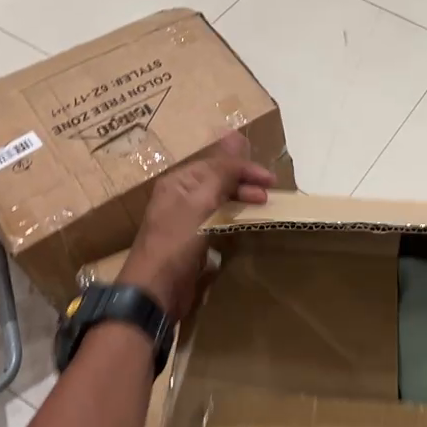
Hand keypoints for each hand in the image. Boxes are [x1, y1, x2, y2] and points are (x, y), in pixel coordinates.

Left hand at [116, 132, 273, 317]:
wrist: (155, 292)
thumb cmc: (177, 242)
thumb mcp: (201, 202)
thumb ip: (222, 171)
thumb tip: (235, 134)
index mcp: (179, 183)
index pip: (218, 165)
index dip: (245, 169)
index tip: (271, 181)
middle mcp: (180, 198)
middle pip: (219, 182)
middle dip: (245, 186)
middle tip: (269, 197)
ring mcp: (185, 222)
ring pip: (220, 203)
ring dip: (241, 203)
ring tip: (261, 210)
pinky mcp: (192, 244)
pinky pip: (217, 224)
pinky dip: (233, 222)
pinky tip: (245, 228)